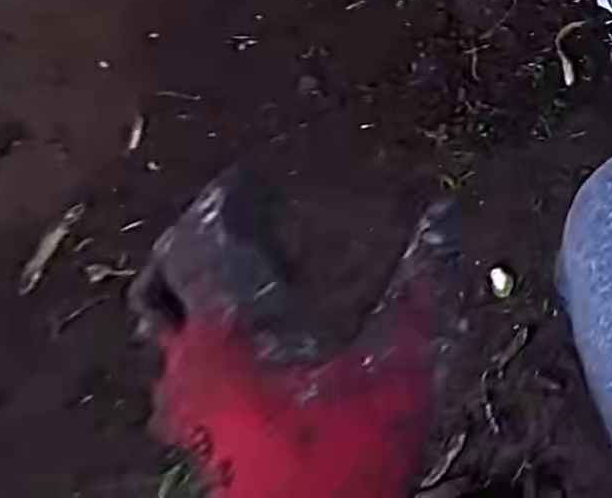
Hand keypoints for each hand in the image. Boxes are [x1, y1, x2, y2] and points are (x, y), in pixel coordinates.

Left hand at [128, 169, 459, 497]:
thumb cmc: (355, 434)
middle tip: (245, 206)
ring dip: (203, 273)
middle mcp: (196, 357)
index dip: (222, 209)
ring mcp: (192, 392)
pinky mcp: (204, 414)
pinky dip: (215, 305)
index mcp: (237, 331)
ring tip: (256, 244)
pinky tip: (263, 306)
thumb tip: (445, 208)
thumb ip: (425, 274)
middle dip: (199, 238)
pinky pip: (191, 341)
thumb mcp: (407, 345)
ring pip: (172, 317)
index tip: (247, 177)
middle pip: (166, 285)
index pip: (204, 251)